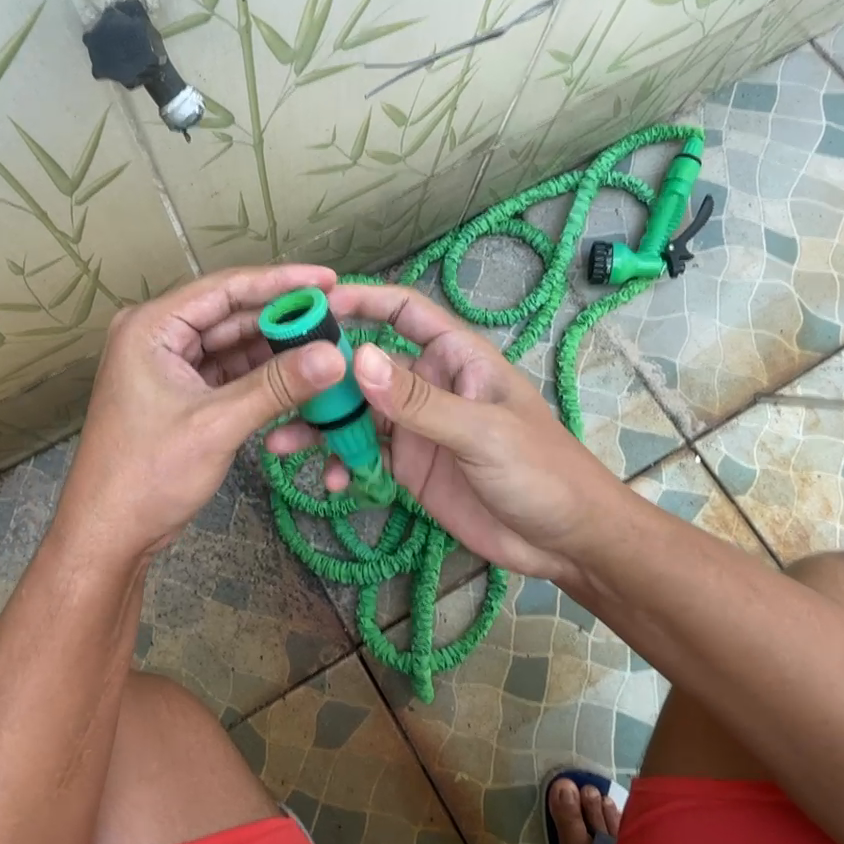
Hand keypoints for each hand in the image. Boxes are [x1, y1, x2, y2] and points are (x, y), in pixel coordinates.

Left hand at [61, 265, 348, 556]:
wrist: (110, 533)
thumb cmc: (147, 475)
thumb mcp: (217, 424)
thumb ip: (277, 385)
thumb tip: (336, 356)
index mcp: (151, 327)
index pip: (224, 289)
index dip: (280, 282)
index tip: (328, 278)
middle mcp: (158, 337)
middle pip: (231, 315)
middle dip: (283, 318)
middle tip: (337, 315)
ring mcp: (169, 366)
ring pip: (233, 345)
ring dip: (276, 348)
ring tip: (328, 344)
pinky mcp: (182, 393)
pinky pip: (229, 372)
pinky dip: (261, 375)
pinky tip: (300, 374)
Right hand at [264, 284, 613, 582]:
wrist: (566, 542)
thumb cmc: (542, 471)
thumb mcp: (481, 433)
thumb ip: (419, 401)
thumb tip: (357, 360)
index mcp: (455, 357)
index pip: (401, 311)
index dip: (359, 300)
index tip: (310, 306)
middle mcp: (429, 384)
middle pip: (365, 364)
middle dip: (323, 373)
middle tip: (278, 384)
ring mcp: (417, 427)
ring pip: (357, 414)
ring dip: (321, 426)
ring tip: (281, 441)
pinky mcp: (410, 466)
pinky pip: (364, 455)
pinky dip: (341, 464)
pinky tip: (329, 482)